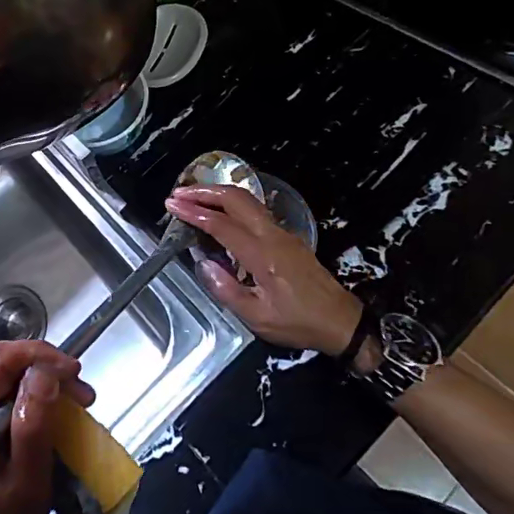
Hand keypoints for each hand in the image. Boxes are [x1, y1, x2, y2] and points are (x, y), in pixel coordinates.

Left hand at [0, 340, 95, 513]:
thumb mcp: (27, 479)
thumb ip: (32, 426)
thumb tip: (44, 374)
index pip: (0, 360)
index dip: (40, 357)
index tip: (74, 374)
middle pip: (8, 360)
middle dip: (50, 367)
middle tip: (82, 394)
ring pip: (15, 368)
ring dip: (51, 378)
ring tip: (79, 402)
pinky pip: (16, 384)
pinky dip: (44, 390)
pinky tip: (63, 407)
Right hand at [166, 185, 369, 368]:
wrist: (341, 320)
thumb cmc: (299, 322)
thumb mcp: (258, 318)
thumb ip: (227, 290)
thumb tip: (203, 265)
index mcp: (263, 255)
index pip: (222, 225)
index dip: (194, 212)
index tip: (172, 205)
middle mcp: (272, 235)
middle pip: (236, 199)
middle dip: (204, 191)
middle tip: (178, 193)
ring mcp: (281, 233)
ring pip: (247, 200)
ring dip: (218, 194)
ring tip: (193, 197)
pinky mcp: (286, 237)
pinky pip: (254, 210)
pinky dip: (231, 204)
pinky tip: (220, 213)